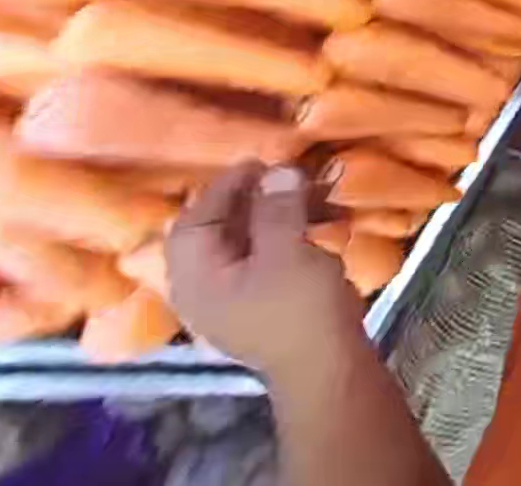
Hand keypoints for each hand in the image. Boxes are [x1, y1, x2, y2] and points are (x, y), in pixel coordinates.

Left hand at [165, 163, 363, 376]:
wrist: (325, 361)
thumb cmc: (298, 307)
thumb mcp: (288, 252)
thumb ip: (279, 209)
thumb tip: (279, 168)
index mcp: (197, 278)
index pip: (194, 223)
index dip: (223, 188)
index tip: (259, 160)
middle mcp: (207, 286)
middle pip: (220, 229)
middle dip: (256, 197)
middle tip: (288, 172)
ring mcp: (237, 294)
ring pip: (250, 239)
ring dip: (281, 211)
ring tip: (316, 193)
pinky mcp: (267, 296)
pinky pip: (272, 252)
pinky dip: (295, 230)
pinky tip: (326, 221)